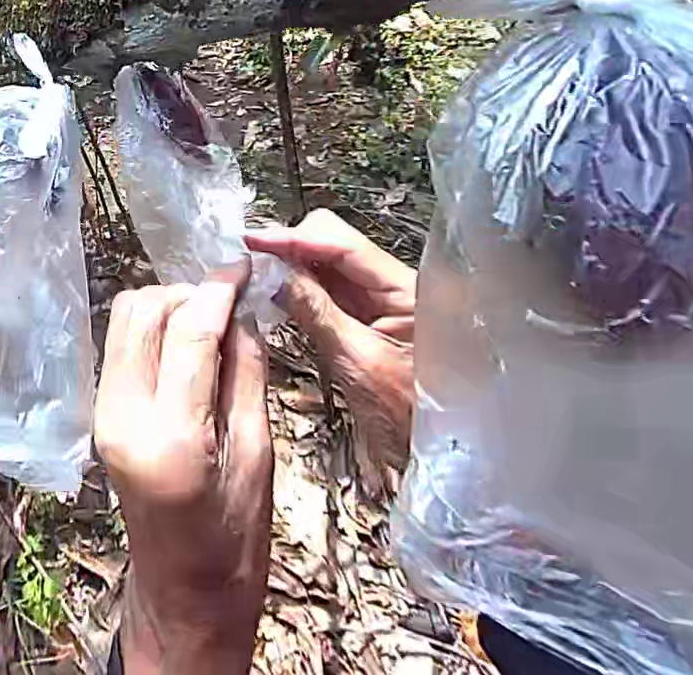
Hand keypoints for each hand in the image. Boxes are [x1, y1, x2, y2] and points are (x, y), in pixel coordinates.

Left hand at [96, 262, 270, 674]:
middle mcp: (122, 415)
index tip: (242, 267)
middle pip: (145, 311)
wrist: (183, 589)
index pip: (190, 333)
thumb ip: (247, 371)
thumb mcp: (258, 451)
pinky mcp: (101, 409)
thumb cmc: (235, 536)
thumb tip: (242, 310)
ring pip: (125, 317)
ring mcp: (103, 411)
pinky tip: (185, 341)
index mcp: (172, 436)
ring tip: (209, 320)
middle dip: (189, 292)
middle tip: (228, 299)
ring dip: (169, 304)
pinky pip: (122, 341)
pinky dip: (154, 326)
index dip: (219, 289)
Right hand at [246, 209, 415, 474]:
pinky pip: (328, 286)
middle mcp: (395, 283)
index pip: (344, 245)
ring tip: (257, 270)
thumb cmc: (408, 416)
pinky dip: (301, 284)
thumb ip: (316, 311)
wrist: (439, 454)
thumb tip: (275, 272)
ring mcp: (381, 297)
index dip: (295, 238)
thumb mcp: (357, 362)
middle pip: (335, 241)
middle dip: (292, 245)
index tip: (254, 240)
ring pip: (328, 261)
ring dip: (292, 262)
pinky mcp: (367, 314)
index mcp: (407, 288)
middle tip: (253, 258)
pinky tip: (277, 288)